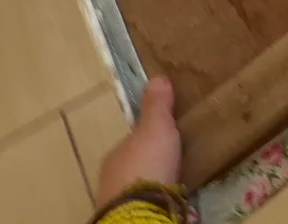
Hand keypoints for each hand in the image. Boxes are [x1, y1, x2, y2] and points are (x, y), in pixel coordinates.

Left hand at [97, 76, 181, 205]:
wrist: (139, 212)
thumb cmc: (147, 163)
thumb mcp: (156, 127)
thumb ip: (156, 106)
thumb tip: (156, 77)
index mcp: (116, 153)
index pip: (133, 141)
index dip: (151, 136)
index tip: (168, 134)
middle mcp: (111, 176)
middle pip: (135, 162)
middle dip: (152, 160)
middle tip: (174, 155)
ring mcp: (117, 199)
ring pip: (139, 183)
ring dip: (154, 181)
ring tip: (176, 177)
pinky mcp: (128, 215)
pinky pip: (146, 200)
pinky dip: (156, 197)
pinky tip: (170, 197)